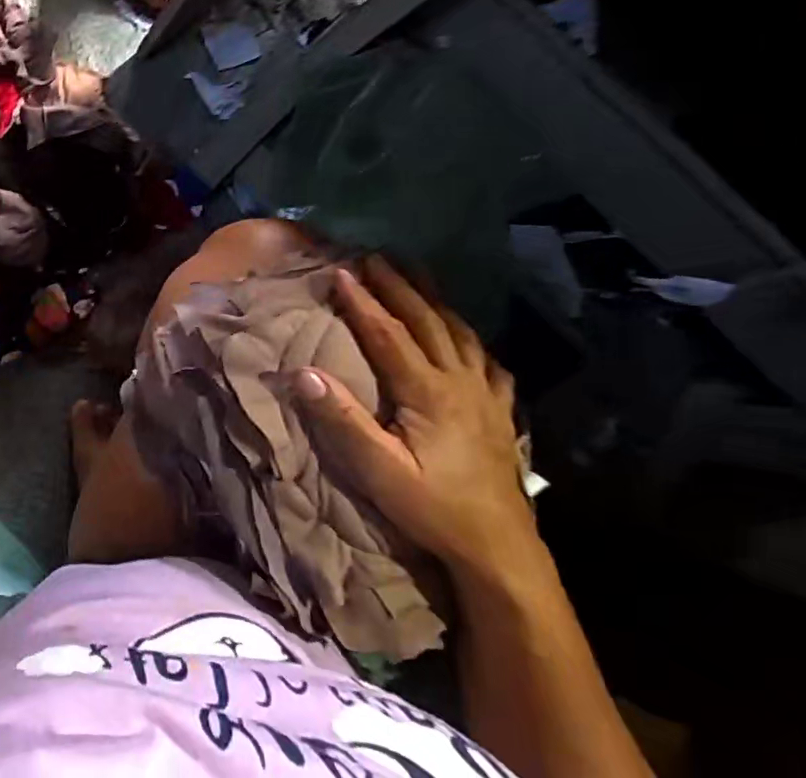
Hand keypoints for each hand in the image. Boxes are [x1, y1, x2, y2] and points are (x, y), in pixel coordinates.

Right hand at [292, 256, 541, 582]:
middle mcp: (460, 382)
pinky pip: (490, 362)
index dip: (362, 301)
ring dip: (435, 300)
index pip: (388, 335)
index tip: (339, 271)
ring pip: (461, 333)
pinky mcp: (502, 413)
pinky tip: (470, 339)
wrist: (500, 549)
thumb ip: (343, 420)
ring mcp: (487, 395)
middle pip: (427, 321)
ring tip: (418, 276)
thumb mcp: (378, 471)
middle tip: (375, 256)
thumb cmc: (432, 509)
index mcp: (429, 393)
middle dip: (398, 286)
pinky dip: (473, 339)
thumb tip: (304, 373)